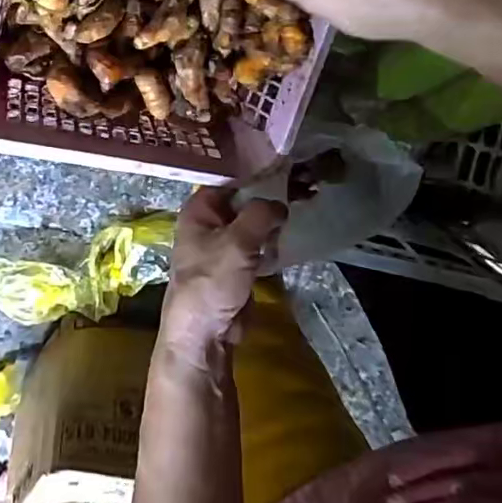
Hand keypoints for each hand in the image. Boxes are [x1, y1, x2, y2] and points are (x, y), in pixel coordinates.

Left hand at [161, 187, 286, 359]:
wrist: (205, 333)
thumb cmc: (212, 281)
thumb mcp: (238, 241)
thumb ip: (260, 214)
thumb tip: (280, 203)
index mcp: (199, 210)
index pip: (230, 181)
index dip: (256, 175)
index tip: (286, 169)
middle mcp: (208, 222)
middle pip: (243, 202)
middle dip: (269, 199)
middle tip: (302, 189)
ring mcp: (223, 244)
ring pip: (253, 224)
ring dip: (273, 222)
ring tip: (302, 207)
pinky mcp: (237, 265)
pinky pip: (257, 245)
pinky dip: (271, 243)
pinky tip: (289, 238)